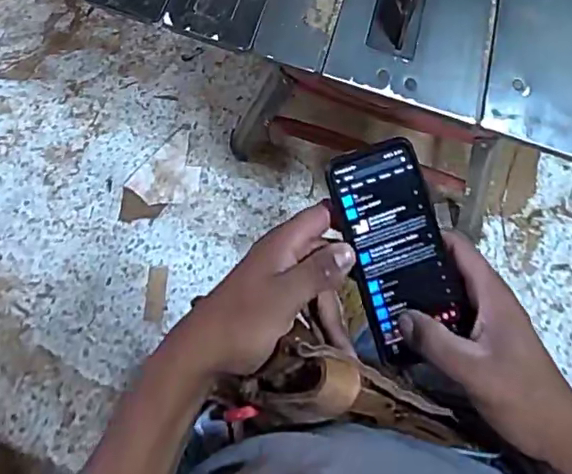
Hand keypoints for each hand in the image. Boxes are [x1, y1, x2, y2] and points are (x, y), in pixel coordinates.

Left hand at [166, 203, 353, 376]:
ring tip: (341, 348)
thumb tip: (349, 249)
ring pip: (316, 284)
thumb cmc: (242, 321)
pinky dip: (316, 320)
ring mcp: (277, 278)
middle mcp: (283, 254)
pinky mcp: (273, 301)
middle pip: (324, 255)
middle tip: (360, 310)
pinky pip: (304, 302)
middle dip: (342, 283)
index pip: (322, 215)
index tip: (373, 234)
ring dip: (329, 312)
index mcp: (285, 243)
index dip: (346, 218)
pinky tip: (325, 345)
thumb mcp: (286, 297)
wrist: (199, 357)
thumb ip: (318, 271)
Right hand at [399, 232, 571, 472]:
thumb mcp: (473, 369)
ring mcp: (492, 323)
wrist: (559, 438)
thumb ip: (436, 342)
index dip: (432, 236)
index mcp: (492, 293)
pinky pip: (458, 323)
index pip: (460, 248)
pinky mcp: (489, 345)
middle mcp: (492, 301)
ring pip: (454, 299)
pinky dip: (437, 323)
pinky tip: (415, 336)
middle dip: (422, 269)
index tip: (400, 237)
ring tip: (392, 301)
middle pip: (453, 271)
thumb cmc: (521, 395)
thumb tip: (401, 315)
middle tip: (385, 272)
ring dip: (428, 300)